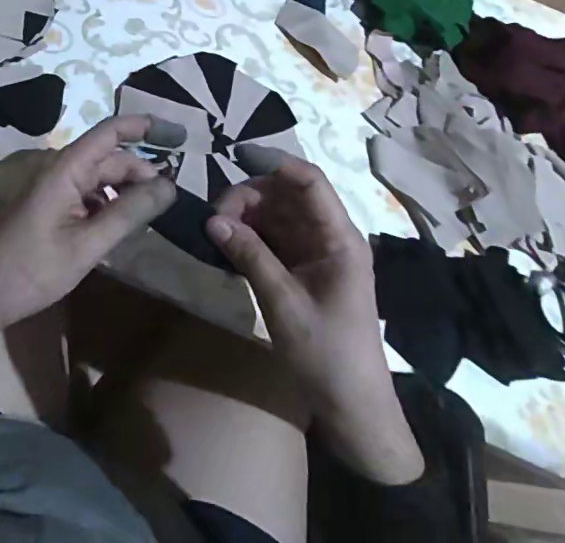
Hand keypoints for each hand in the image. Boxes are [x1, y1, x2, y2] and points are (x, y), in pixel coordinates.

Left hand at [0, 116, 179, 356]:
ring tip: (157, 216)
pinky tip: (126, 228)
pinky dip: (113, 206)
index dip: (147, 127)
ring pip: (103, 179)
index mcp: (66, 168)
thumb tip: (170, 186)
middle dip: (145, 174)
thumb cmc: (30, 271)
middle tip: (175, 202)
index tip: (181, 136)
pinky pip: (91, 196)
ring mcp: (57, 189)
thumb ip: (128, 213)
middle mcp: (62, 170)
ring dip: (130, 192)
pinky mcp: (54, 208)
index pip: (111, 131)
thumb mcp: (86, 246)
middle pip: (113, 159)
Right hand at [208, 151, 424, 484]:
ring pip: (276, 213)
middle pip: (287, 194)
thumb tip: (212, 220)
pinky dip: (249, 235)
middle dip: (250, 195)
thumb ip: (251, 257)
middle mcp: (329, 236)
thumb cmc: (327, 355)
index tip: (235, 157)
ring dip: (246, 214)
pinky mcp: (302, 267)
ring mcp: (315, 251)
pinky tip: (226, 243)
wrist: (352, 407)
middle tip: (215, 216)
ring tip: (215, 230)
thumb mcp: (285, 305)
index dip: (275, 163)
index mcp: (340, 239)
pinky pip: (273, 236)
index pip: (311, 182)